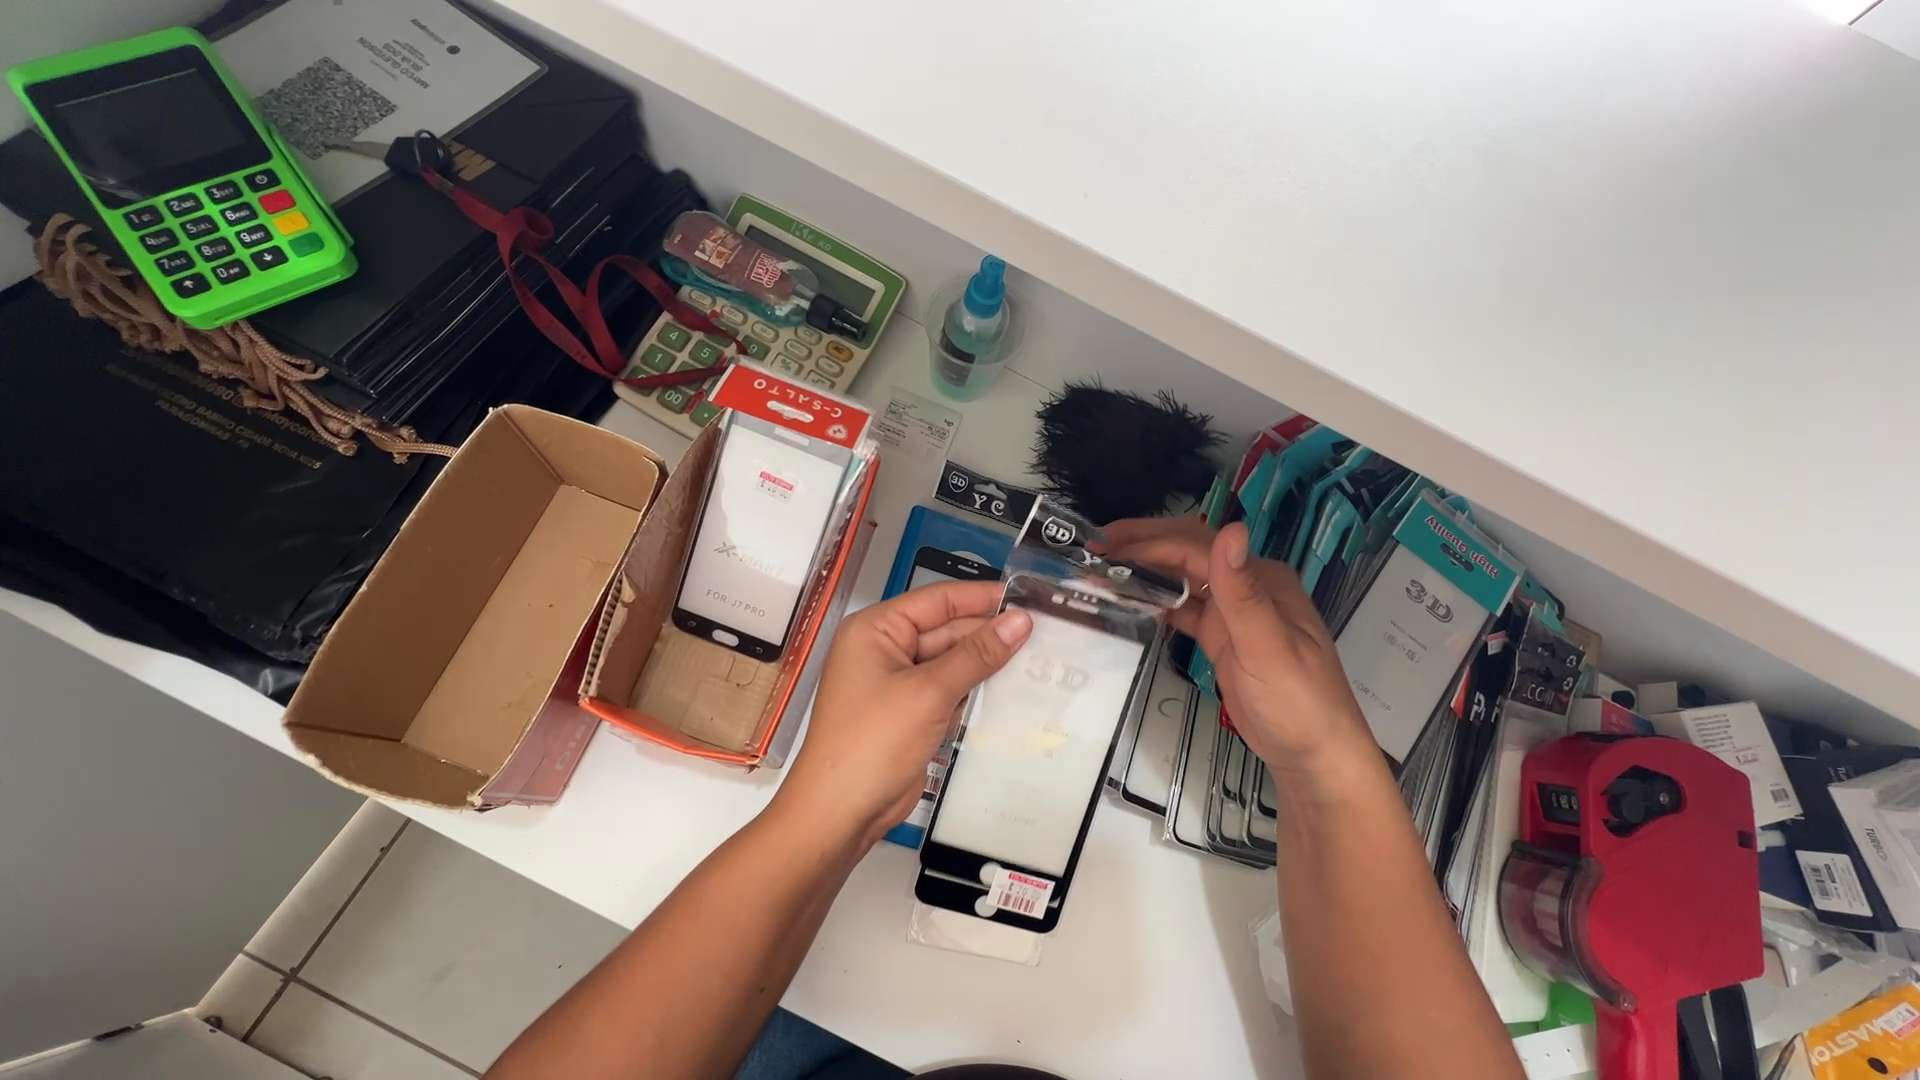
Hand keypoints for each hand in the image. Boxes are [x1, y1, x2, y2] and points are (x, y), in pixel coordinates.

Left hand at [774, 580, 1032, 847]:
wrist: (841, 811)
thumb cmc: (873, 742)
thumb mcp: (930, 692)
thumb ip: (978, 654)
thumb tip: (1019, 621)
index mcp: (876, 629)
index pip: (937, 601)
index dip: (981, 598)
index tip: (1025, 598)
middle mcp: (884, 649)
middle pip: (946, 630)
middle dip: (988, 634)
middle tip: (1041, 633)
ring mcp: (897, 683)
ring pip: (951, 662)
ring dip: (986, 664)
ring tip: (1037, 658)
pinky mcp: (910, 713)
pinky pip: (948, 691)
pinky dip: (974, 691)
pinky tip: (1012, 690)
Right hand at [1099, 518, 1376, 778]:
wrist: (1315, 756)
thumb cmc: (1298, 703)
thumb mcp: (1268, 647)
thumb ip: (1242, 591)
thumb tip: (1231, 529)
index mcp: (1260, 579)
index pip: (1195, 548)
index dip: (1148, 542)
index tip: (1104, 546)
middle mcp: (1245, 587)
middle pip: (1187, 552)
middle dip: (1141, 544)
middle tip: (1094, 547)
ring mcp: (1232, 614)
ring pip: (1182, 578)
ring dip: (1145, 570)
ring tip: (1102, 569)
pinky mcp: (1221, 639)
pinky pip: (1183, 609)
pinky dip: (1156, 602)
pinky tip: (1130, 602)